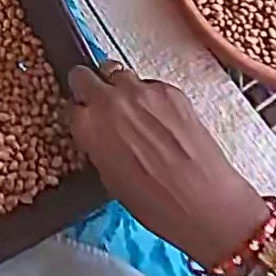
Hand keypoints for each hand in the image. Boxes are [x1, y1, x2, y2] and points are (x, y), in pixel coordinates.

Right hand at [69, 61, 272, 267]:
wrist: (204, 200)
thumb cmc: (154, 202)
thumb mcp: (109, 177)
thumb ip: (97, 145)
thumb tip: (100, 134)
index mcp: (89, 125)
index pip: (71, 106)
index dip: (80, 113)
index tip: (86, 120)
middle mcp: (110, 100)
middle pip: (84, 75)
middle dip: (88, 87)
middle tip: (100, 103)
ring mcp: (141, 91)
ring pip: (118, 73)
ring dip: (119, 87)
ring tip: (133, 110)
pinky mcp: (170, 89)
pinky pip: (149, 84)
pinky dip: (149, 96)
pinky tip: (161, 120)